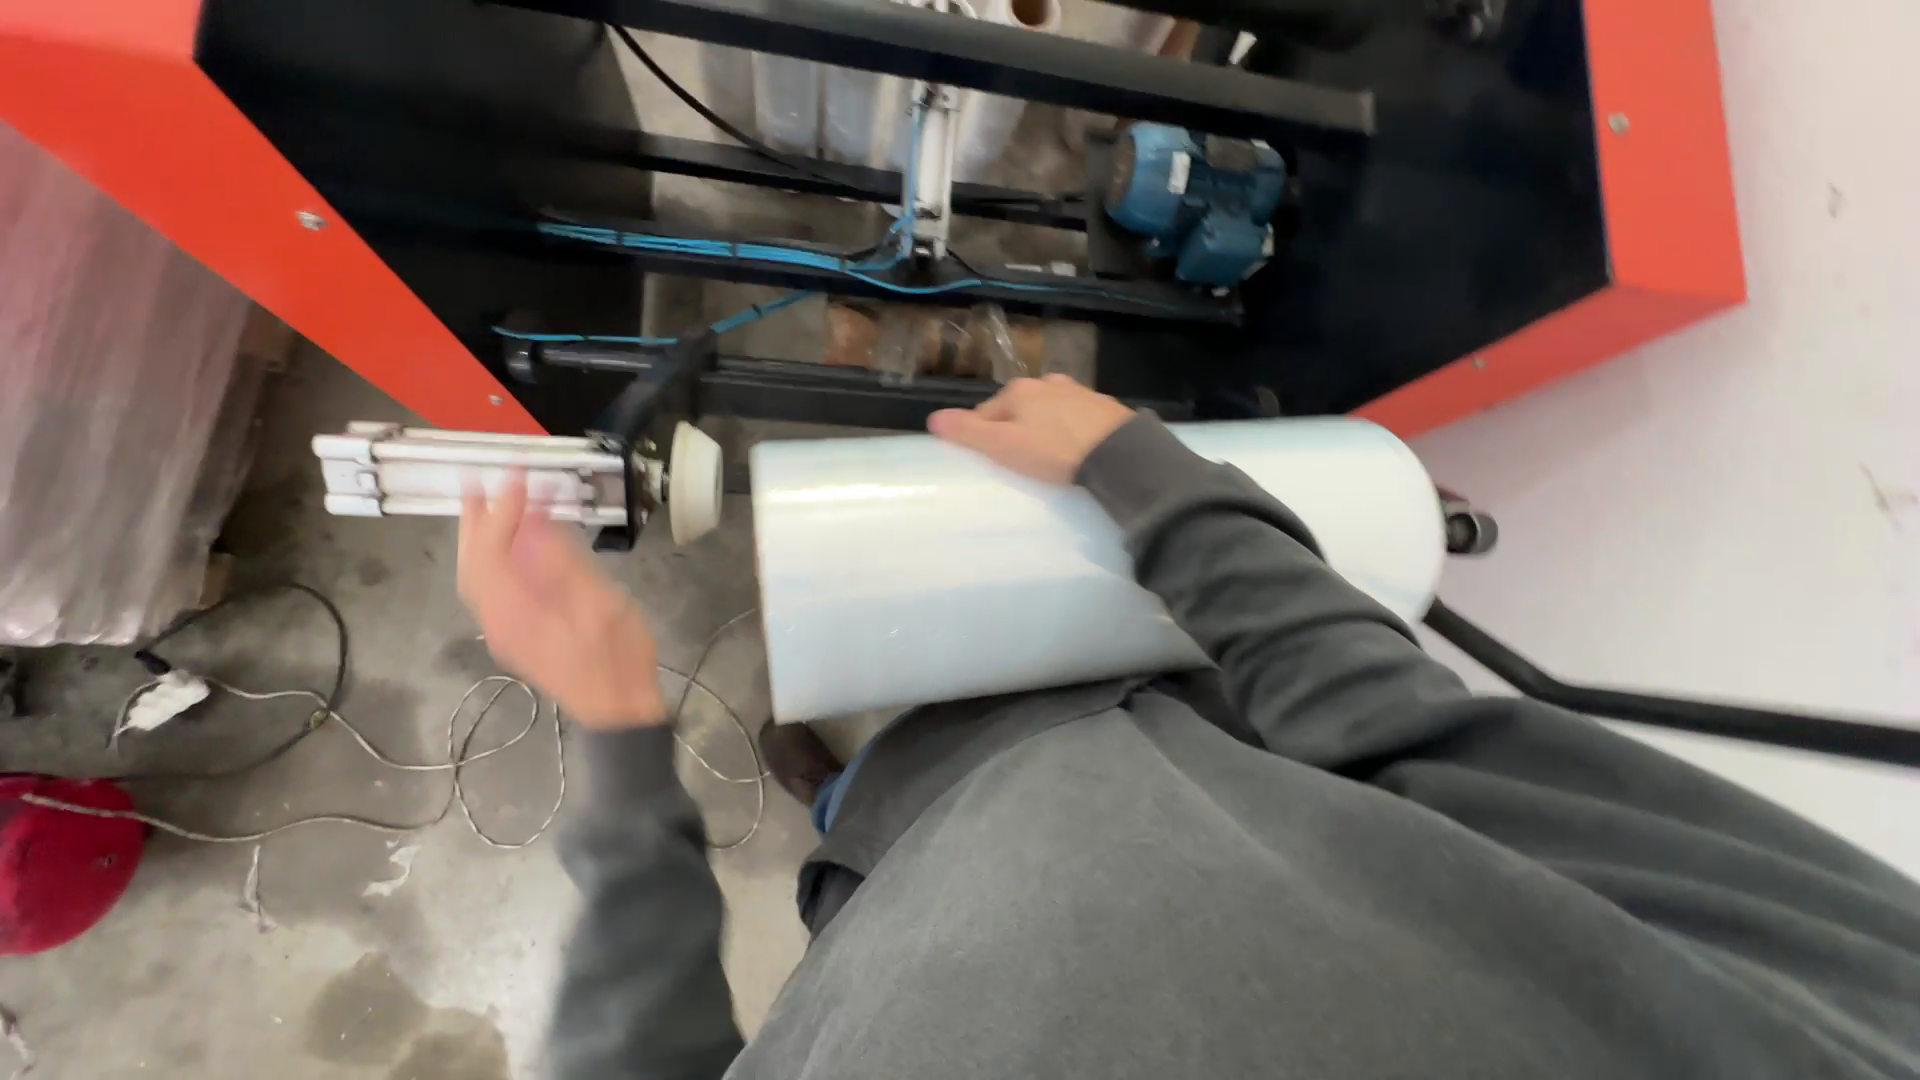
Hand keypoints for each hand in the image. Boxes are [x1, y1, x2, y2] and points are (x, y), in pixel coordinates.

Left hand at [457, 473, 665, 730]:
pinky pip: (492, 589)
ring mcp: (504, 629)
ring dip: (480, 537)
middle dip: (477, 518)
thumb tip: (534, 524)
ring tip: (488, 504)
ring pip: (477, 577)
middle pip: (474, 563)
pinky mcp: (517, 633)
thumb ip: (563, 565)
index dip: (502, 510)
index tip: (518, 477)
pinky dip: (492, 558)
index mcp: (516, 611)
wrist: (617, 711)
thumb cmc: (617, 659)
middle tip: (483, 479)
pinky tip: (509, 545)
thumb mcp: (600, 606)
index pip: (494, 550)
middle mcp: (498, 619)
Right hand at [927, 374, 1136, 483]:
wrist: (1118, 454)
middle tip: (1021, 461)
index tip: (992, 459)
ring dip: (1044, 428)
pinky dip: (1070, 431)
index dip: (984, 436)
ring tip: (1049, 457)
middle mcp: (1048, 383)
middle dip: (1015, 429)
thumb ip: (968, 432)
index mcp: (1019, 390)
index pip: (987, 411)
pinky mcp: (1103, 408)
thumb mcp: (1004, 446)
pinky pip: (1075, 419)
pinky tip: (1075, 450)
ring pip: (1048, 411)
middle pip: (1018, 409)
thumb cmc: (1054, 450)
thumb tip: (933, 418)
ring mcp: (1078, 392)